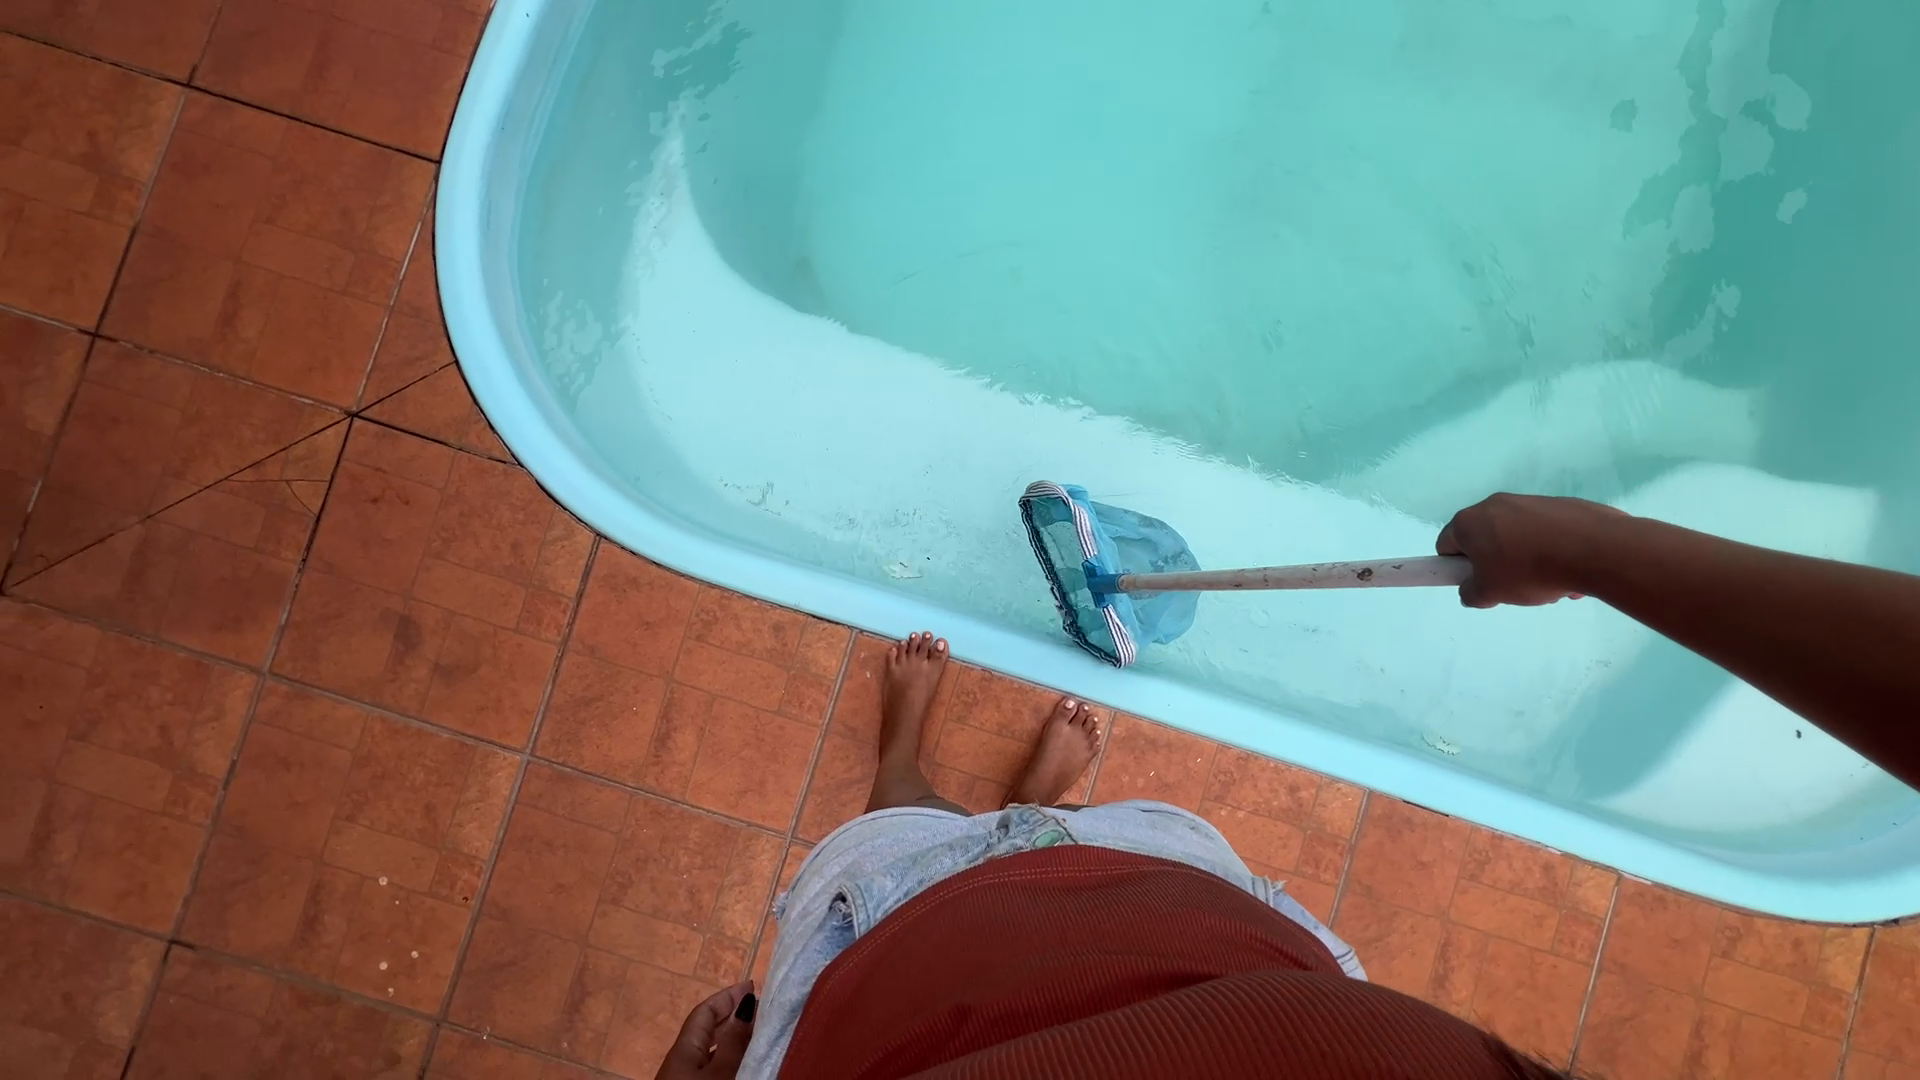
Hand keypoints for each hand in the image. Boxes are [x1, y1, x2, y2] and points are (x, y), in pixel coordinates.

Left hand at [653, 981, 755, 1079]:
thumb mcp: (719, 1072)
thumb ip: (734, 1041)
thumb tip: (747, 1003)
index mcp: (682, 1048)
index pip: (704, 1010)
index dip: (728, 995)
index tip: (752, 986)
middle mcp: (680, 1060)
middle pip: (706, 1028)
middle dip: (732, 1014)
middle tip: (759, 1008)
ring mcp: (683, 1077)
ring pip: (711, 1049)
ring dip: (732, 1039)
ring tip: (758, 1034)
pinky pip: (711, 1067)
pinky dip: (729, 1059)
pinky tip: (744, 1065)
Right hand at [1435, 494, 1627, 608]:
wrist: (1601, 551)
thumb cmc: (1530, 571)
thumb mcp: (1490, 593)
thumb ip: (1470, 594)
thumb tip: (1472, 590)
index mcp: (1469, 521)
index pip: (1447, 545)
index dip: (1457, 566)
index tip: (1477, 581)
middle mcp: (1496, 504)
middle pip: (1485, 538)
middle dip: (1495, 562)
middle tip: (1512, 584)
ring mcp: (1532, 501)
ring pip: (1519, 535)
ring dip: (1527, 557)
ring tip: (1550, 581)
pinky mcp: (1565, 504)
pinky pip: (1549, 531)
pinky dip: (1554, 549)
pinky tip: (1572, 569)